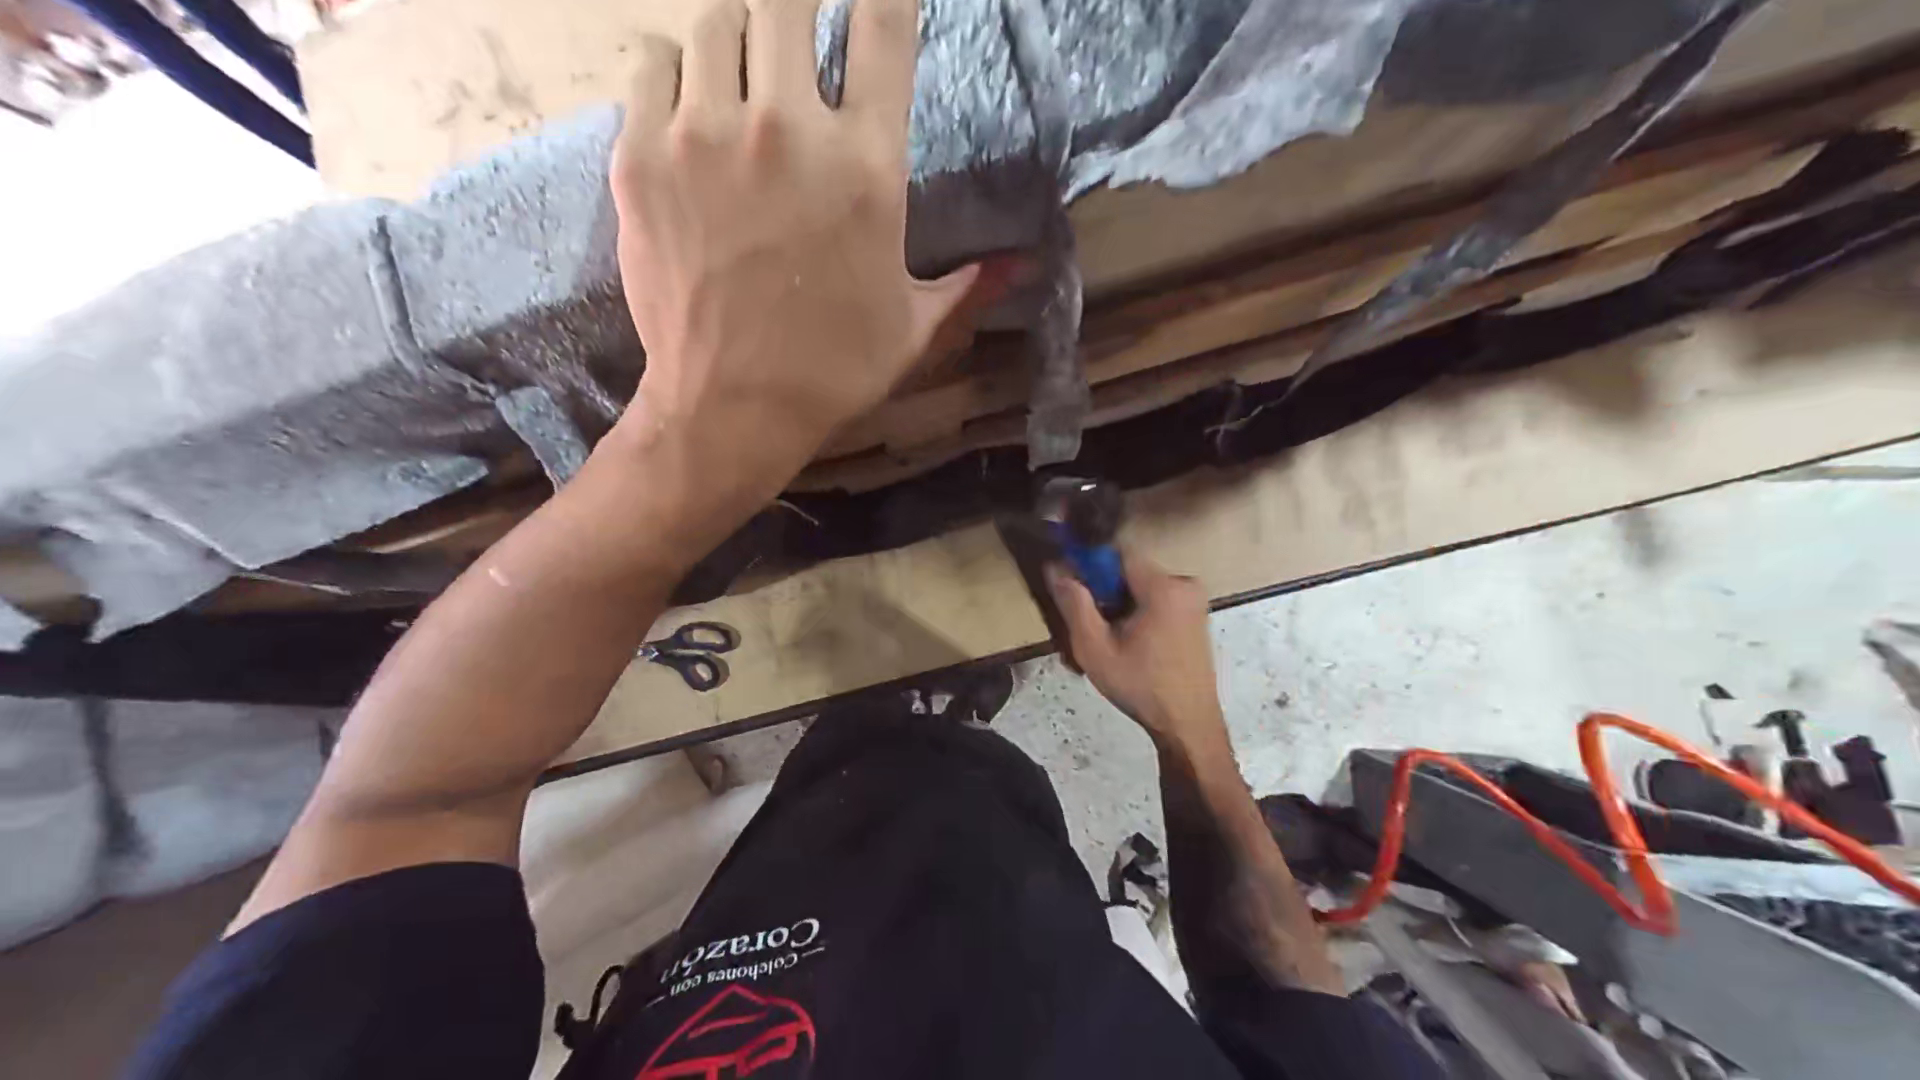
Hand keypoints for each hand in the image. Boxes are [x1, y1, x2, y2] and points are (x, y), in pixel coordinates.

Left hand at [609, 0, 989, 488]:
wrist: (731, 409)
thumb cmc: (833, 371)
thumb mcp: (912, 329)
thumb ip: (965, 285)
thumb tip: (1020, 267)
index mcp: (867, 165)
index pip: (884, 24)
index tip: (878, 3)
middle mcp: (788, 128)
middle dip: (801, 7)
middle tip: (801, 42)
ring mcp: (705, 135)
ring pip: (716, 20)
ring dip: (739, 39)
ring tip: (747, 82)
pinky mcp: (641, 156)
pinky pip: (651, 62)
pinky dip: (673, 71)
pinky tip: (689, 110)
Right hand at [1048, 550, 1228, 751]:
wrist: (1188, 725)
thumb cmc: (1141, 688)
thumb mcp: (1095, 649)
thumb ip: (1074, 604)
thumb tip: (1056, 568)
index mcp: (1164, 587)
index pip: (1117, 552)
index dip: (1089, 562)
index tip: (1071, 582)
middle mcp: (1185, 584)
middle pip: (1129, 571)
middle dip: (1103, 590)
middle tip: (1087, 623)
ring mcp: (1194, 600)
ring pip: (1141, 587)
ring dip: (1119, 605)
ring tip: (1106, 639)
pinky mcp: (1196, 615)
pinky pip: (1157, 600)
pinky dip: (1137, 613)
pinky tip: (1128, 643)